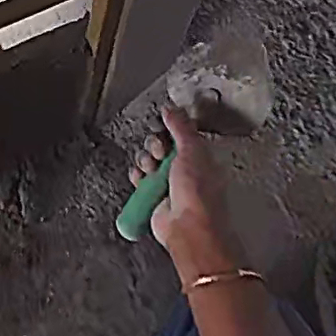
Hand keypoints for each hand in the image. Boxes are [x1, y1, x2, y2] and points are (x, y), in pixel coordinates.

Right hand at [137, 105, 248, 283]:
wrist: (188, 227)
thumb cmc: (198, 193)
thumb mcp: (192, 151)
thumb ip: (180, 127)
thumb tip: (171, 107)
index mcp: (198, 155)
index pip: (177, 132)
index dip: (167, 130)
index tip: (164, 131)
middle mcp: (183, 167)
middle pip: (159, 144)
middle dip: (154, 146)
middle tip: (159, 155)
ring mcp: (168, 182)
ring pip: (146, 159)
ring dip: (144, 161)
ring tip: (151, 171)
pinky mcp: (153, 195)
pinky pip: (139, 178)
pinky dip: (137, 177)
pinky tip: (141, 180)